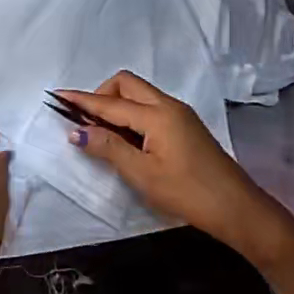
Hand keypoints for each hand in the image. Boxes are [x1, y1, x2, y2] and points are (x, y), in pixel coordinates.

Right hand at [57, 71, 293, 258]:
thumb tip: (77, 130)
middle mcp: (169, 106)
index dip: (81, 100)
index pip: (110, 102)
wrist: (237, 209)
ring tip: (99, 131)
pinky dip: (130, 113)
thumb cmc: (187, 193)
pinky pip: (149, 107)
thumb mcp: (142, 173)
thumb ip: (108, 147)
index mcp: (157, 115)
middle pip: (126, 84)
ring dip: (115, 104)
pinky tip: (123, 137)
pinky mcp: (185, 126)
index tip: (56, 96)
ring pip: (139, 94)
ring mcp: (180, 114)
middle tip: (83, 120)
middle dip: (101, 94)